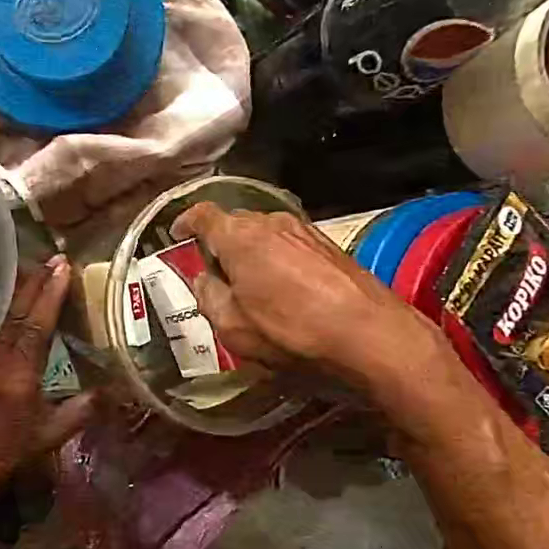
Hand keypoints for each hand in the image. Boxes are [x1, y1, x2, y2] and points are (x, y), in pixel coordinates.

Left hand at [0, 255, 96, 499]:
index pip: (35, 324)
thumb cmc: (7, 450)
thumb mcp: (51, 434)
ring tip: (38, 266)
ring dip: (19, 288)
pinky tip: (13, 292)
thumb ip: (82, 409)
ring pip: (1, 312)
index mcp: (18, 374)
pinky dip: (4, 303)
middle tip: (56, 258)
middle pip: (17, 310)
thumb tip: (114, 389)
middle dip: (36, 281)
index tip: (64, 268)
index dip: (50, 294)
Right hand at [169, 202, 446, 391]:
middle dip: (219, 242)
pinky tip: (282, 287)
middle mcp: (271, 221)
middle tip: (212, 272)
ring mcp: (304, 230)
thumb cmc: (291, 331)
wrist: (370, 335)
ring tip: (248, 283)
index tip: (177, 235)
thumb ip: (208, 296)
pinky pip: (288, 244)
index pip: (203, 214)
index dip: (185, 222)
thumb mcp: (232, 326)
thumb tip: (204, 279)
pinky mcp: (329, 245)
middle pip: (234, 222)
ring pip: (263, 233)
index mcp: (239, 236)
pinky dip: (275, 258)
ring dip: (250, 251)